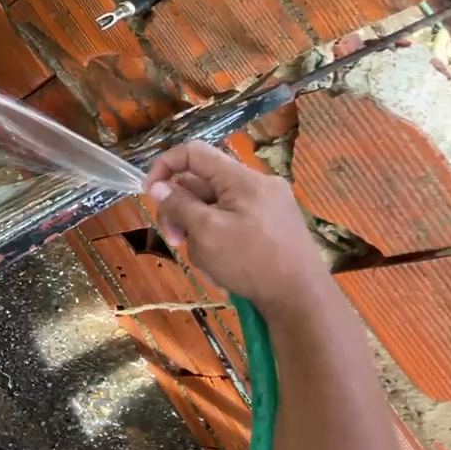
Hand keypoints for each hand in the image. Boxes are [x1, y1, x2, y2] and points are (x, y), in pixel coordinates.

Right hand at [143, 141, 327, 314]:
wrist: (301, 297)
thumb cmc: (251, 262)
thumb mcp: (206, 232)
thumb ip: (179, 205)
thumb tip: (157, 186)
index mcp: (243, 180)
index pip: (194, 152)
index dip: (164, 166)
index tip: (149, 193)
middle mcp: (256, 184)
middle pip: (200, 183)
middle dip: (179, 209)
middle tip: (174, 240)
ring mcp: (265, 204)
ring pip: (211, 203)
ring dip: (195, 226)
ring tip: (200, 255)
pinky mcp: (269, 222)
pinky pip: (228, 218)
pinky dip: (213, 234)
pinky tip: (217, 258)